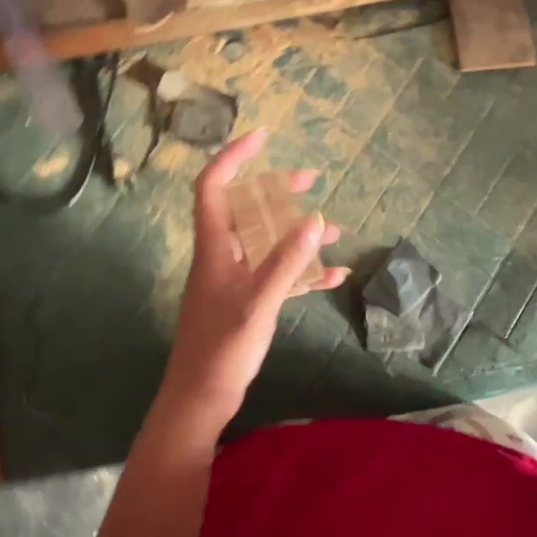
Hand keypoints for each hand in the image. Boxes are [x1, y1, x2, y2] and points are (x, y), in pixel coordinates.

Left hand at [160, 129, 348, 420]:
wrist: (200, 399)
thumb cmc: (222, 349)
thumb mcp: (259, 303)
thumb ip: (287, 262)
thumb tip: (314, 218)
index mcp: (214, 245)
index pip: (215, 184)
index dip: (234, 155)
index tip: (263, 137)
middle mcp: (221, 253)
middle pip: (246, 207)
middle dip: (278, 190)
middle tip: (312, 180)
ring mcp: (233, 278)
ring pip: (266, 240)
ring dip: (298, 232)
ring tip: (337, 230)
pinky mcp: (245, 301)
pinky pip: (276, 274)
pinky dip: (303, 271)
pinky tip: (335, 276)